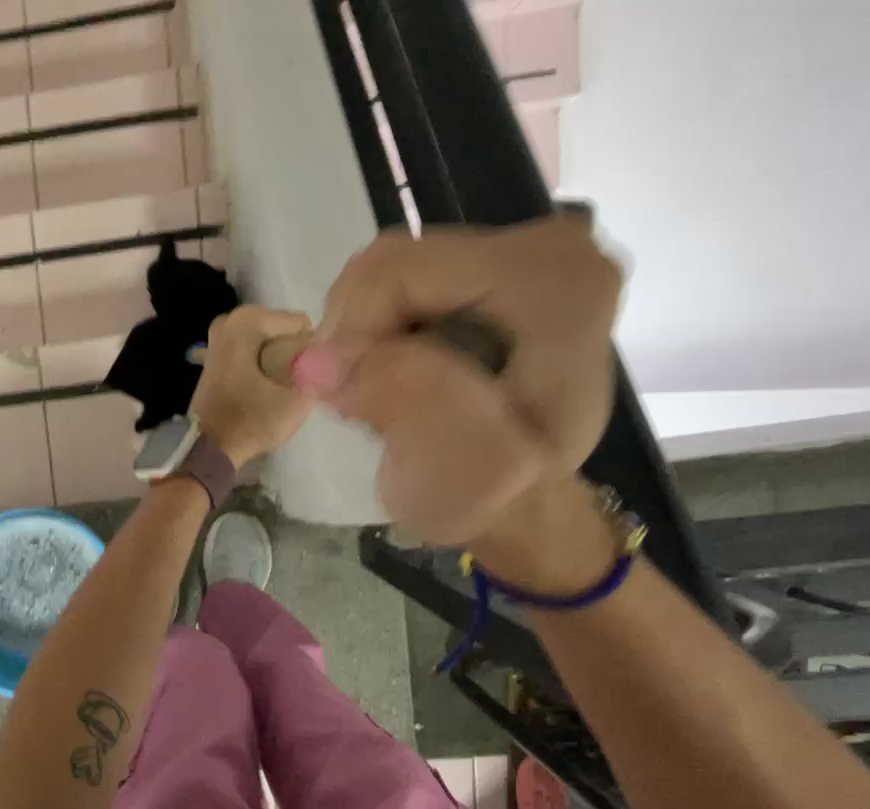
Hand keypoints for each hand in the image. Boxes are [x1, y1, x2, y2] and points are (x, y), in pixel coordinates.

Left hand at [191, 305, 316, 466]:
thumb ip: (320, 372)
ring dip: (277, 360)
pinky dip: (261, 365)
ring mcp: (218, 337)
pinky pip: (252, 351)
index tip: (301, 376)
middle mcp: (230, 321)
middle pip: (283, 331)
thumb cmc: (251, 421)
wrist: (208, 447)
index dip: (308, 351)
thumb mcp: (298, 400)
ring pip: (268, 342)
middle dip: (291, 353)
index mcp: (248, 321)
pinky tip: (262, 388)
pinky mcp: (214, 356)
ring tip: (277, 388)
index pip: (301, 324)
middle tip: (290, 383)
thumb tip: (328, 359)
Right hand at [291, 216, 622, 554]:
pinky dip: (374, 328)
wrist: (523, 500)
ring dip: (359, 336)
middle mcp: (549, 247)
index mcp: (554, 283)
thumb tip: (315, 362)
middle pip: (389, 264)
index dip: (353, 336)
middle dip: (354, 338)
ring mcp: (522, 250)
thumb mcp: (463, 473)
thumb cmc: (496, 496)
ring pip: (384, 270)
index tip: (350, 402)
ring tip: (377, 393)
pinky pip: (397, 279)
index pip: (398, 273)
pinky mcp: (495, 263)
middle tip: (361, 403)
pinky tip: (393, 371)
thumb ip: (408, 405)